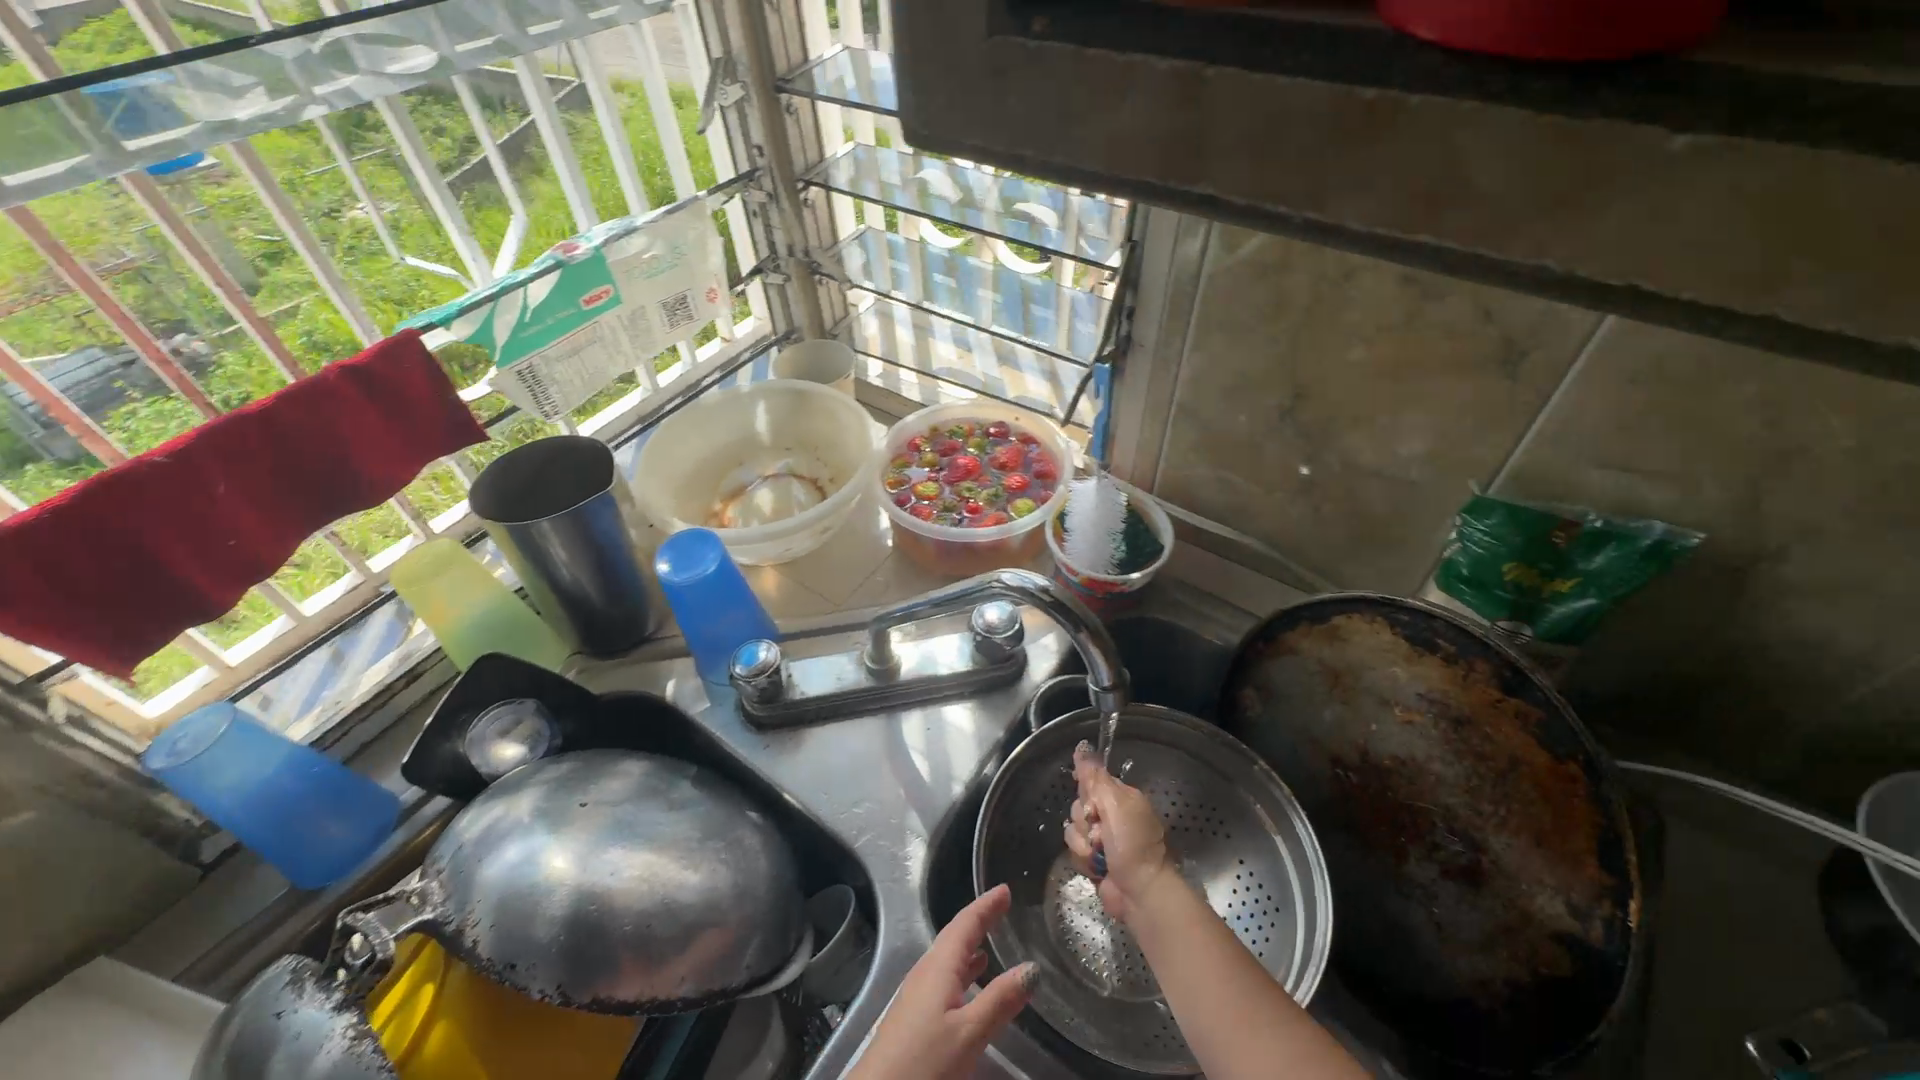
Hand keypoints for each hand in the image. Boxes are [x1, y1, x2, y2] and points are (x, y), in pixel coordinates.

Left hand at [847, 884, 1035, 1079]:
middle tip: (1002, 906)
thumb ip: (1000, 1000)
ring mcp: (917, 995)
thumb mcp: (969, 1033)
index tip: (1005, 889)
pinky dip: (962, 969)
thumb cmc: (924, 1062)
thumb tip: (1031, 967)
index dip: (985, 906)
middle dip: (979, 920)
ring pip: (948, 958)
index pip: (964, 925)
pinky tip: (971, 982)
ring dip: (970, 945)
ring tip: (991, 939)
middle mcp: (925, 974)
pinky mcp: (915, 1016)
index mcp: (938, 968)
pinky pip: (944, 977)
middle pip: (954, 937)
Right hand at [1064, 739, 1174, 923]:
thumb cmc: (1132, 844)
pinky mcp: (1094, 860)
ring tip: (1101, 855)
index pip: (1091, 781)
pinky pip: (1074, 851)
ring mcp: (1102, 840)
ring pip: (1073, 830)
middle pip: (1078, 806)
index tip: (1092, 805)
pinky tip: (1097, 867)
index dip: (1087, 792)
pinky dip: (1084, 859)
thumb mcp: (1116, 803)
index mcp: (1122, 797)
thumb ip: (1095, 777)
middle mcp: (1112, 816)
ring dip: (1083, 844)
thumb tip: (1081, 746)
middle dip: (1084, 821)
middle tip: (1101, 832)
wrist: (1140, 891)